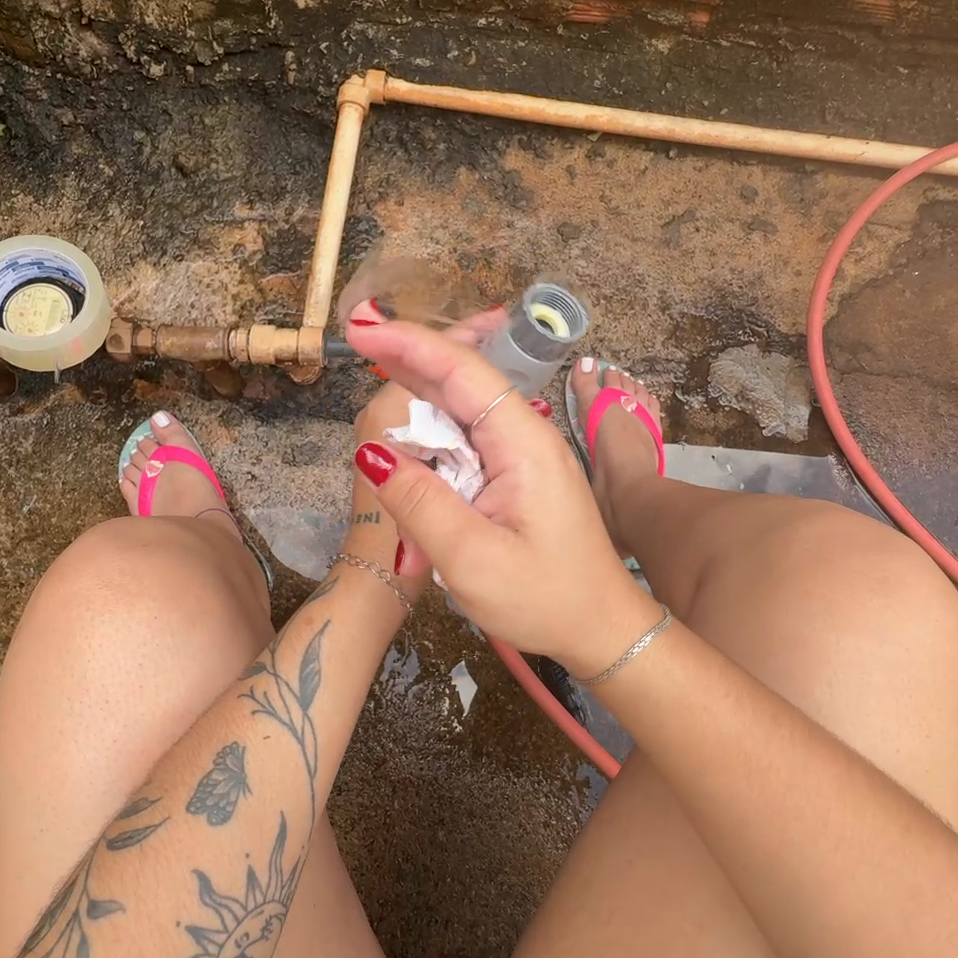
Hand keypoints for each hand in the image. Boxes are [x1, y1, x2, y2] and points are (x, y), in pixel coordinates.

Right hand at [341, 319, 659, 672]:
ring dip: (418, 405)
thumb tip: (372, 450)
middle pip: (461, 381)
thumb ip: (419, 502)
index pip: (463, 372)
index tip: (362, 330)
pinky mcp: (516, 473)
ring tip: (375, 377)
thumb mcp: (470, 560)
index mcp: (523, 443)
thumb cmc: (543, 599)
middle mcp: (525, 435)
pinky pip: (467, 442)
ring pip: (461, 412)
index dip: (410, 344)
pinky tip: (409, 444)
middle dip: (408, 359)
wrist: (599, 627)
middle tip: (357, 341)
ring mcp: (523, 453)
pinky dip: (433, 442)